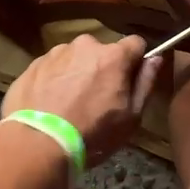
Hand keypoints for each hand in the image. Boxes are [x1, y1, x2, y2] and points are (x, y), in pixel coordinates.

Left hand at [2, 34, 160, 166]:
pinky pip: (52, 67)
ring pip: (75, 58)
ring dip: (77, 73)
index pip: (135, 43)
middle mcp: (84, 45)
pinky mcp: (33, 64)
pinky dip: (54, 80)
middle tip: (96, 100)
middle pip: (102, 52)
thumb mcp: (130, 118)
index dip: (136, 62)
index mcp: (112, 56)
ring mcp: (56, 52)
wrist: (37, 145)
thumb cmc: (92, 134)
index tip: (130, 81)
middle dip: (103, 69)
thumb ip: (145, 83)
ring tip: (68, 104)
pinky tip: (49, 105)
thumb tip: (156, 58)